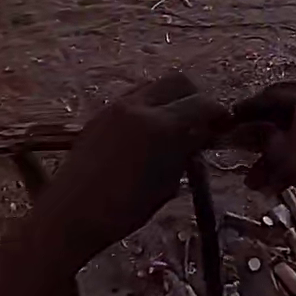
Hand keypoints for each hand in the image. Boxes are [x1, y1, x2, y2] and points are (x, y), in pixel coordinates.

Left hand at [32, 74, 228, 265]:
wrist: (71, 213)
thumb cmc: (124, 210)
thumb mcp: (166, 184)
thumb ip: (186, 153)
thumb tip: (202, 136)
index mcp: (160, 125)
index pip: (201, 103)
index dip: (218, 112)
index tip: (224, 125)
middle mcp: (138, 106)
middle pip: (178, 81)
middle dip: (196, 97)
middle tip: (202, 121)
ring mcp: (116, 106)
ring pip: (154, 85)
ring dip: (171, 98)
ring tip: (175, 126)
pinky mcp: (101, 113)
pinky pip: (134, 97)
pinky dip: (150, 105)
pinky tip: (150, 132)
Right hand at [231, 78, 295, 235]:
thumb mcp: (281, 151)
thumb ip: (261, 135)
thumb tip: (245, 130)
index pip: (272, 94)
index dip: (248, 110)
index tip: (232, 121)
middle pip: (289, 115)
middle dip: (264, 140)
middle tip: (245, 155)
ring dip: (279, 156)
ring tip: (260, 182)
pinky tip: (283, 183)